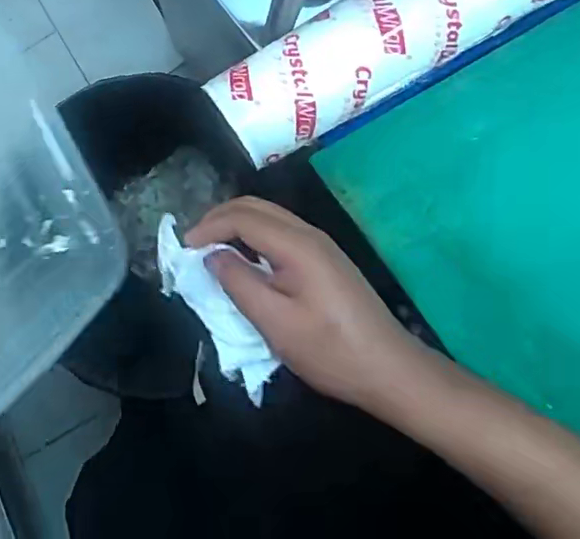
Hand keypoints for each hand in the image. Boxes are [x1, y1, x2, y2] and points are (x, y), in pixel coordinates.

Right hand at [186, 197, 428, 408]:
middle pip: (253, 206)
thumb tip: (213, 256)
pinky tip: (245, 257)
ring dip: (235, 223)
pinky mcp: (325, 258)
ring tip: (212, 247)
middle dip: (218, 217)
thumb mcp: (276, 323)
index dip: (208, 227)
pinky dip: (252, 233)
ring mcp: (320, 244)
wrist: (395, 372)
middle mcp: (308, 233)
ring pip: (267, 214)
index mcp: (296, 244)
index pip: (241, 217)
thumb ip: (239, 283)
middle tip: (194, 243)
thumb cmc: (332, 351)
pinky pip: (279, 229)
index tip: (185, 249)